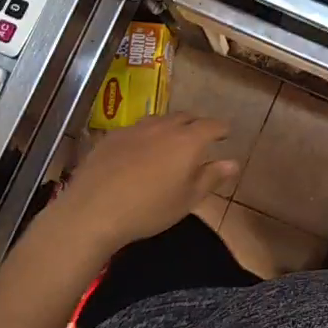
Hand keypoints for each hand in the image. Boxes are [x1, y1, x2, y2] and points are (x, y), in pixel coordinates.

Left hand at [52, 114, 237, 254]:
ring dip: (169, 127)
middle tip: (199, 138)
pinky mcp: (112, 136)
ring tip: (169, 142)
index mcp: (189, 141)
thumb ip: (211, 177)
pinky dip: (145, 136)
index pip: (212, 126)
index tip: (225, 134)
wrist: (94, 210)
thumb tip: (233, 162)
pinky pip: (136, 130)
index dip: (221, 129)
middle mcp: (164, 127)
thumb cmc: (149, 209)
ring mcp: (135, 129)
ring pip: (159, 120)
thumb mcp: (187, 199)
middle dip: (196, 124)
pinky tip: (138, 153)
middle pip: (185, 117)